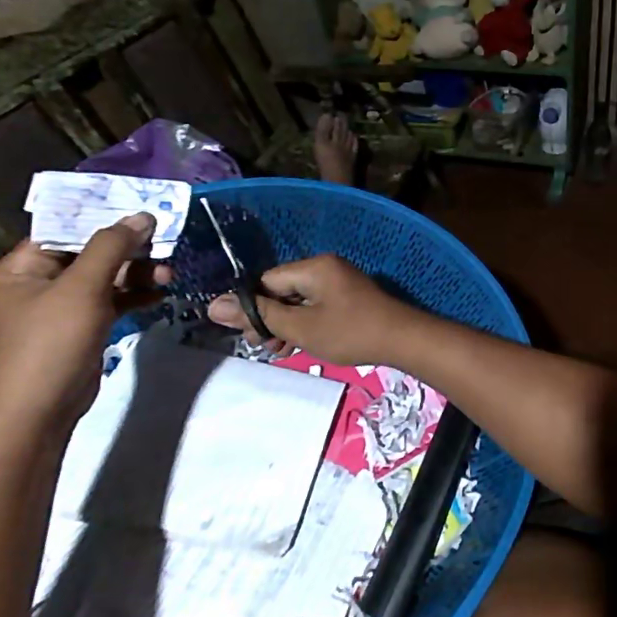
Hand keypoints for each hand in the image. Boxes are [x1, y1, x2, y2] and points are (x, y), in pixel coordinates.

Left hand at [0, 214, 169, 431]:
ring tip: (168, 276)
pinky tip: (159, 295)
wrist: (34, 416)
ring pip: (105, 277)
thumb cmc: (49, 344)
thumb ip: (112, 247)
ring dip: (137, 273)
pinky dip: (133, 295)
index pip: (66, 228)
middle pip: (89, 252)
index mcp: (23, 267)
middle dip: (129, 248)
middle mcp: (38, 283)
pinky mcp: (79, 329)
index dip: (104, 216)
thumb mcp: (82, 288)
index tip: (145, 211)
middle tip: (166, 245)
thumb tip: (142, 216)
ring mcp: (59, 308)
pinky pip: (110, 301)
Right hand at [208, 254, 426, 366]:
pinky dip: (305, 321)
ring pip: (298, 299)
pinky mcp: (348, 295)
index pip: (266, 280)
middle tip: (265, 346)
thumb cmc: (349, 332)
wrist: (402, 339)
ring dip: (286, 323)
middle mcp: (325, 266)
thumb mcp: (300, 327)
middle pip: (281, 288)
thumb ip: (259, 316)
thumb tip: (213, 305)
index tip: (249, 336)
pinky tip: (300, 344)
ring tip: (281, 350)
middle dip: (269, 317)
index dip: (251, 307)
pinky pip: (316, 303)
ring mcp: (339, 280)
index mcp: (313, 267)